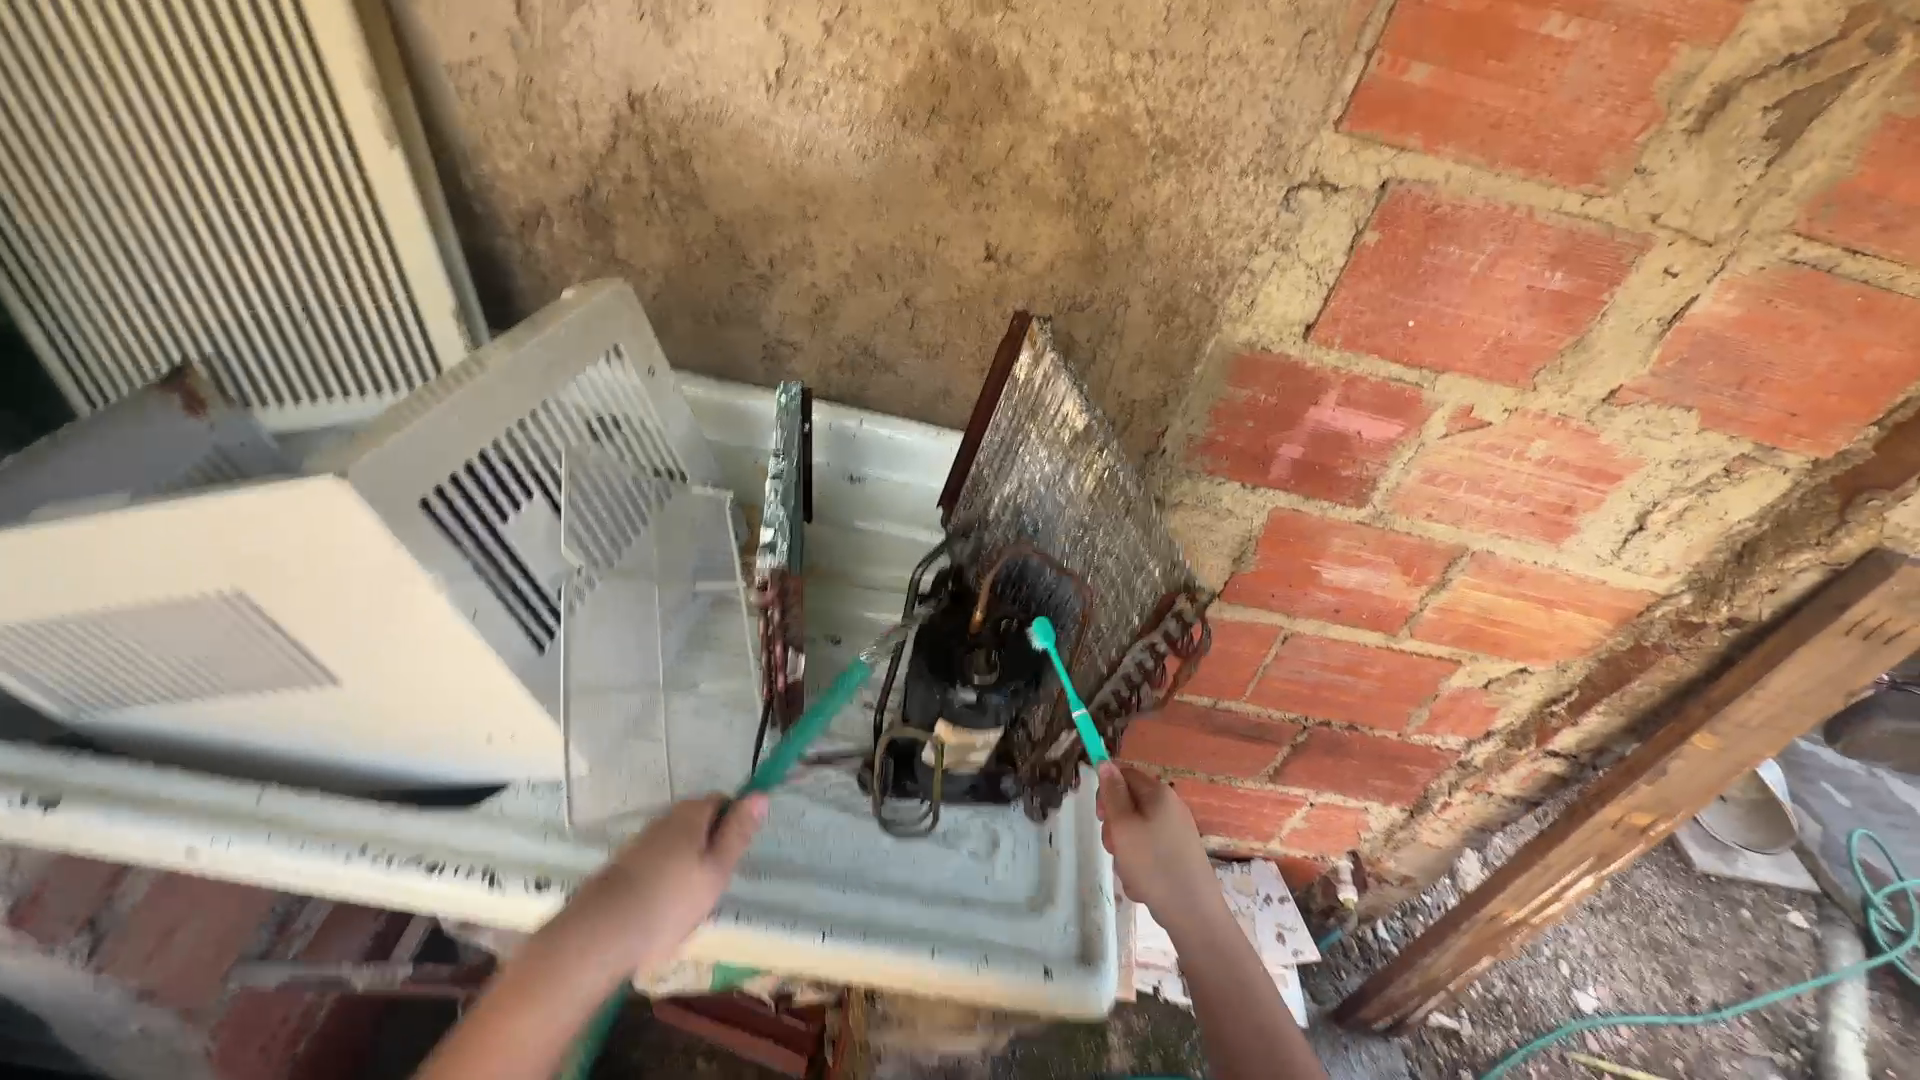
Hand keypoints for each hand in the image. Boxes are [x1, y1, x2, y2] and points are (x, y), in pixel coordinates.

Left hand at [558, 793, 768, 974]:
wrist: (602, 933)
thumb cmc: (670, 901)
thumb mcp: (717, 869)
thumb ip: (738, 832)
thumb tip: (760, 795)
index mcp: (691, 814)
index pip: (722, 801)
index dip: (734, 824)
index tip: (733, 857)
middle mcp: (664, 819)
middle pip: (699, 824)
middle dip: (710, 848)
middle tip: (713, 885)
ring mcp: (640, 842)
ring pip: (678, 846)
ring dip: (688, 867)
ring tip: (688, 905)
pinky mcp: (623, 866)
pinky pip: (657, 865)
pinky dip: (665, 881)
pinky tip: (663, 911)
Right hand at [1096, 763, 1225, 928]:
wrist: (1191, 911)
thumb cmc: (1153, 863)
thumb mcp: (1123, 825)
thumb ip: (1112, 793)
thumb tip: (1105, 762)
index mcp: (1159, 794)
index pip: (1125, 774)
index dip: (1107, 791)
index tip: (1100, 816)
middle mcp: (1170, 808)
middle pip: (1129, 805)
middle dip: (1115, 828)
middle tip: (1115, 847)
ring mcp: (1175, 833)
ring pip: (1135, 833)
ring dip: (1125, 851)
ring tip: (1130, 871)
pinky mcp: (1177, 855)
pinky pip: (1148, 852)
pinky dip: (1139, 866)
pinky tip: (1142, 884)